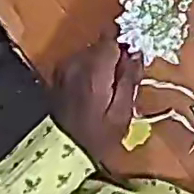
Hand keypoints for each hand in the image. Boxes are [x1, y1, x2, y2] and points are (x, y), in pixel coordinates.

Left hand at [41, 37, 143, 164]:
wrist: (60, 155)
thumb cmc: (97, 138)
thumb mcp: (122, 112)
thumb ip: (130, 78)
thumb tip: (137, 53)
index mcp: (94, 70)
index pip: (112, 39)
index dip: (126, 44)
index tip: (134, 58)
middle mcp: (75, 64)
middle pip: (102, 44)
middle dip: (115, 55)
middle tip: (124, 78)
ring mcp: (62, 69)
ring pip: (91, 52)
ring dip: (102, 62)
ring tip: (108, 86)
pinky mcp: (56, 76)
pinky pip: (79, 61)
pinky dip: (90, 69)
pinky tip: (94, 89)